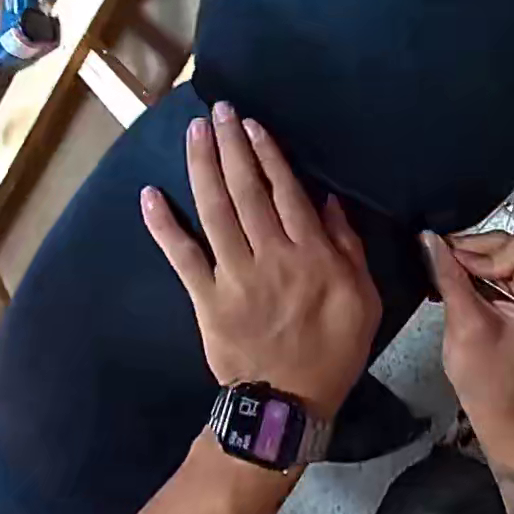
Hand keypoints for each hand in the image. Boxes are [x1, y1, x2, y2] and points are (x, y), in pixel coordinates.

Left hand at [142, 102, 380, 420]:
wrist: (288, 402)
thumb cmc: (333, 348)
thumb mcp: (364, 298)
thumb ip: (347, 247)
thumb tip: (326, 202)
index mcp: (312, 255)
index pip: (286, 192)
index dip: (267, 155)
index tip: (251, 125)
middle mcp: (271, 256)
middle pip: (247, 191)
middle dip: (232, 146)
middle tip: (218, 111)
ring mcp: (233, 276)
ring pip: (215, 212)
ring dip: (202, 168)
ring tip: (194, 133)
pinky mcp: (205, 297)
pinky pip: (181, 257)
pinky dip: (163, 226)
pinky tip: (149, 195)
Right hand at [423, 230, 513, 442]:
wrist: (499, 414)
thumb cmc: (488, 378)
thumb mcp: (466, 322)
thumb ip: (449, 276)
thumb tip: (429, 240)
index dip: (479, 252)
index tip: (448, 262)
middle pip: (509, 248)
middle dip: (472, 254)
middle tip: (439, 260)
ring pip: (499, 258)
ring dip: (468, 263)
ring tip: (440, 271)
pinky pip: (497, 273)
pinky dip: (473, 274)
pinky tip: (451, 280)